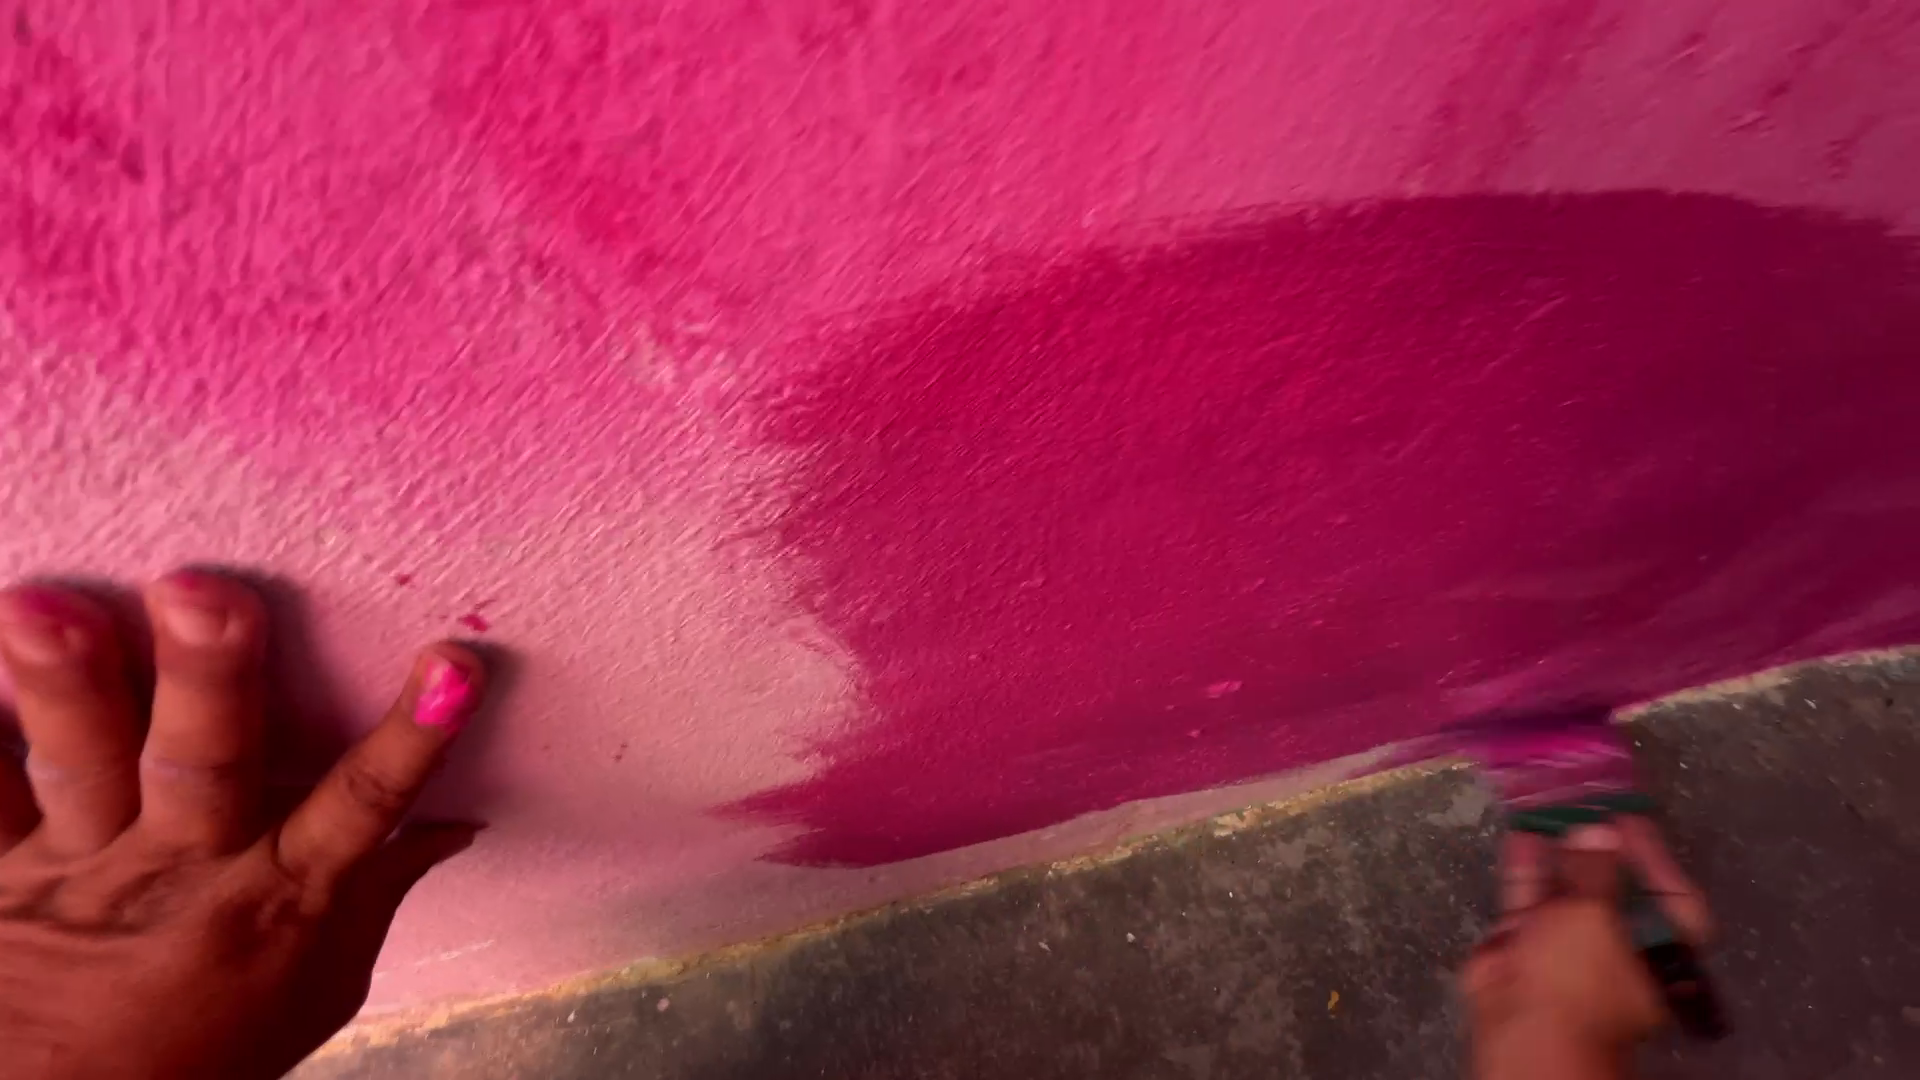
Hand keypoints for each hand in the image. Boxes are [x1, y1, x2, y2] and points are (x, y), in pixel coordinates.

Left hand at [0, 572, 486, 1079]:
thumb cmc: (213, 1054)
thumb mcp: (325, 981)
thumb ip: (386, 887)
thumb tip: (465, 822)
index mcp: (285, 893)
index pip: (372, 800)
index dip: (418, 732)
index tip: (455, 662)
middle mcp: (186, 873)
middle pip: (206, 765)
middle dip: (210, 678)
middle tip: (205, 592)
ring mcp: (71, 878)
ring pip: (77, 769)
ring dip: (64, 688)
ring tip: (40, 604)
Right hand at [1461, 820, 1713, 1079]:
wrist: (1524, 1019)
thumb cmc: (1580, 974)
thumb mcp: (1597, 917)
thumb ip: (1596, 872)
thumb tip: (1598, 832)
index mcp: (1657, 948)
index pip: (1668, 894)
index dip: (1650, 855)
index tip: (1626, 815)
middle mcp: (1616, 938)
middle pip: (1613, 883)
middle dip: (1597, 845)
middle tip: (1581, 800)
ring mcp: (1568, 934)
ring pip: (1567, 881)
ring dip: (1557, 846)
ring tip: (1546, 804)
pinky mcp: (1526, 929)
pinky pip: (1529, 888)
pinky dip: (1525, 860)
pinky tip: (1521, 829)